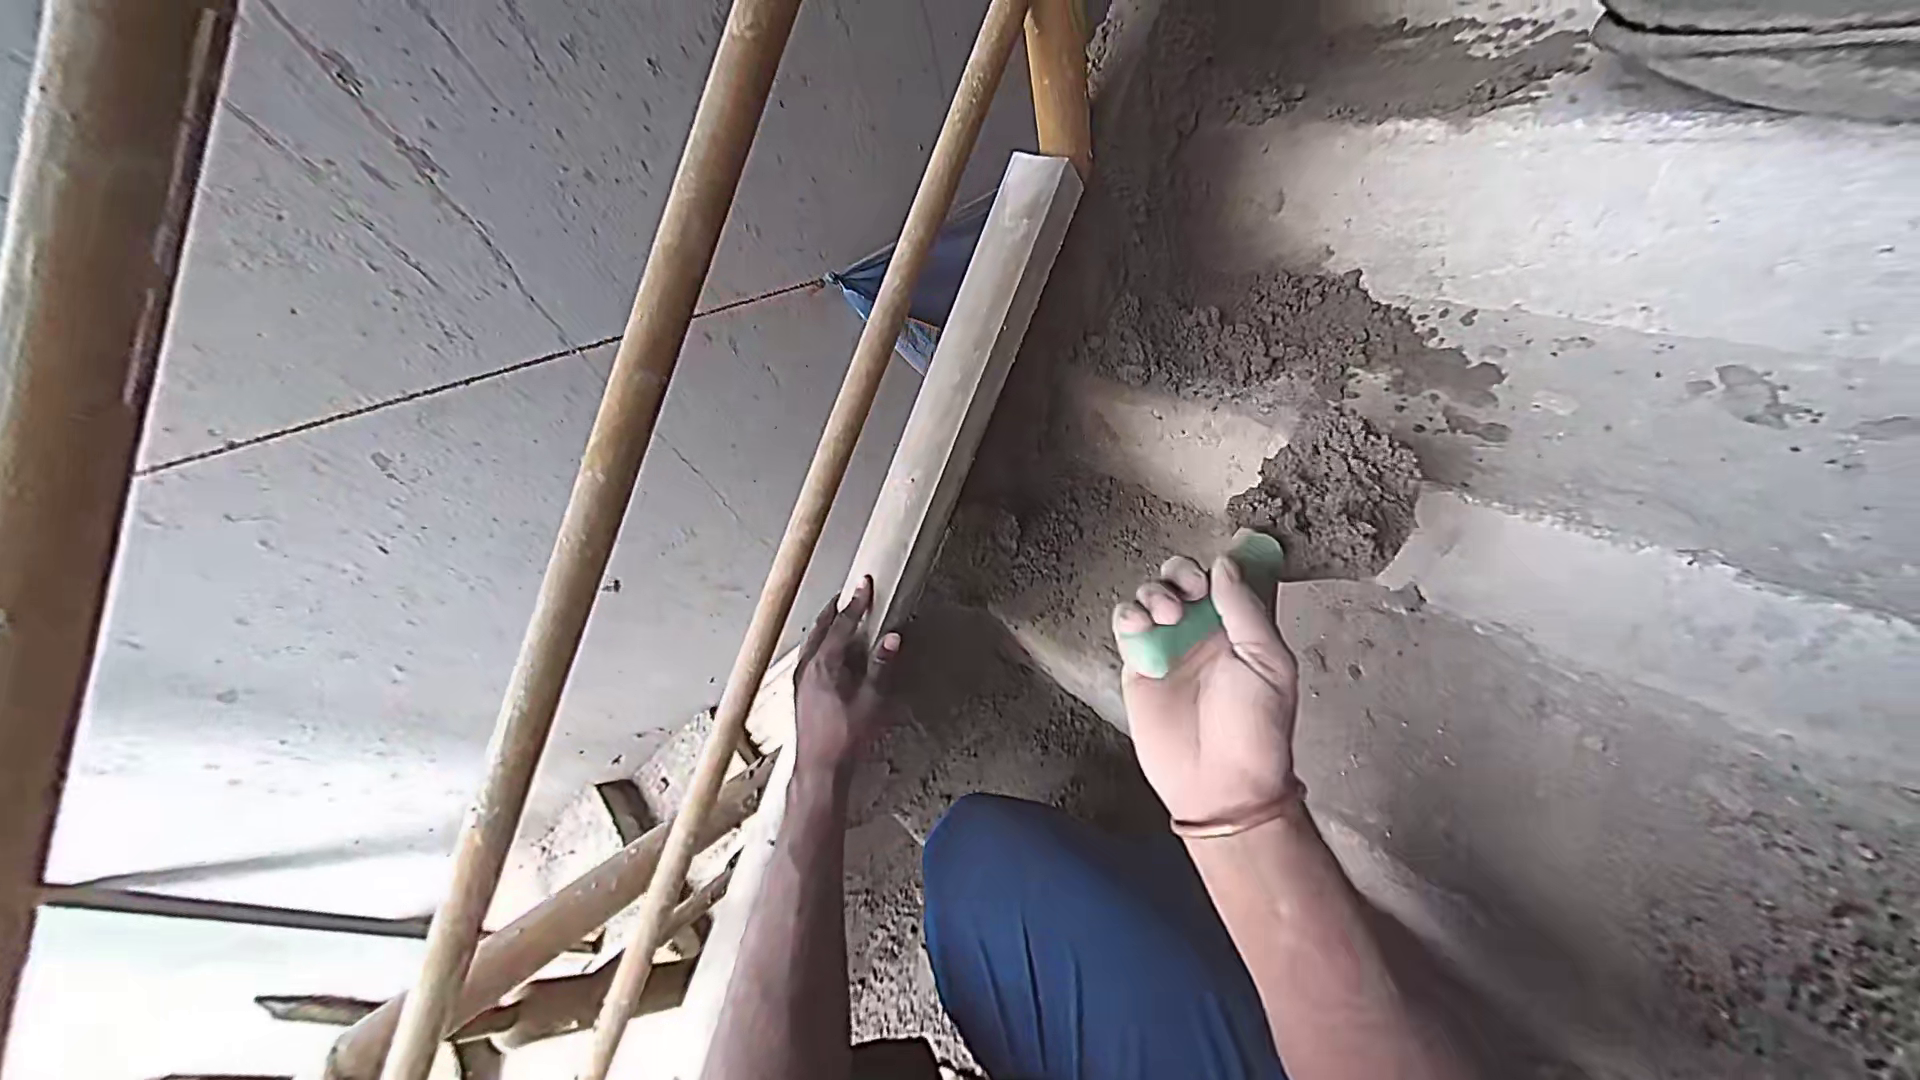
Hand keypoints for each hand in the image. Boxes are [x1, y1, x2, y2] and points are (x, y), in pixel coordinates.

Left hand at [794, 576, 901, 780]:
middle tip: (852, 593)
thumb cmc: (845, 738)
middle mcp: (807, 667)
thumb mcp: (871, 701)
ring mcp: (800, 679)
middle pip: (822, 626)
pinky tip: (830, 648)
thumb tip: (892, 638)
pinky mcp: (800, 690)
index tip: (866, 584)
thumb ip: (881, 666)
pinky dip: (822, 641)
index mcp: (824, 665)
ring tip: (842, 614)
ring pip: (813, 640)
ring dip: (828, 624)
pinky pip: (810, 653)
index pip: (842, 624)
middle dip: (837, 607)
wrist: (820, 768)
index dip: (856, 603)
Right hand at [1112, 537, 1300, 823]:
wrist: (1219, 782)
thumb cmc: (1255, 729)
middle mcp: (1202, 631)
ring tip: (1167, 616)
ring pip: (1151, 595)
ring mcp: (1168, 645)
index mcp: (1240, 629)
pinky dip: (1128, 615)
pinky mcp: (1138, 663)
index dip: (1224, 562)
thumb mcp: (1268, 663)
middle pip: (1183, 580)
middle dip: (1182, 573)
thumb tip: (1224, 565)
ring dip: (1155, 593)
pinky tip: (1141, 625)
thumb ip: (1245, 610)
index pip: (1227, 581)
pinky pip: (1126, 624)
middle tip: (1189, 590)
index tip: (1226, 549)